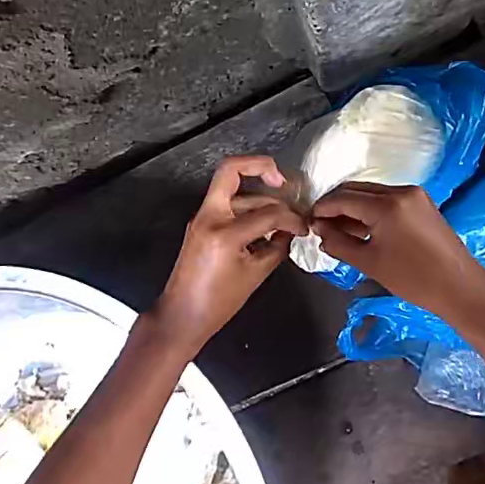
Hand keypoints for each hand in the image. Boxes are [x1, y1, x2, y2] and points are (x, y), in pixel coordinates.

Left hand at [147, 156, 306, 353]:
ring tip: (283, 213)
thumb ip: (277, 246)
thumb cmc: (218, 303)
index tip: (303, 227)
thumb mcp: (255, 275)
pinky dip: (247, 207)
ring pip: (232, 189)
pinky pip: (227, 205)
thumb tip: (291, 230)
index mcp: (224, 233)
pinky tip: (265, 223)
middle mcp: (209, 216)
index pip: (267, 212)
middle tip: (284, 182)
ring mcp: (201, 217)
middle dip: (261, 167)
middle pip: (231, 170)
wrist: (181, 316)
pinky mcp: (201, 223)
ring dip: (258, 195)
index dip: (291, 217)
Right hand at [308, 183, 484, 319]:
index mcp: (386, 205)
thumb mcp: (369, 262)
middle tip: (320, 225)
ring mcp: (413, 194)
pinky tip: (361, 227)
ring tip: (338, 229)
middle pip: (355, 190)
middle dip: (335, 205)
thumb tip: (320, 230)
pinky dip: (370, 209)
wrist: (461, 288)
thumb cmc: (414, 279)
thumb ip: (339, 242)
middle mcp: (400, 191)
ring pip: (370, 192)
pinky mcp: (421, 202)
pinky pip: (386, 198)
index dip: (322, 209)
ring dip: (352, 206)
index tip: (308, 221)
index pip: (343, 198)